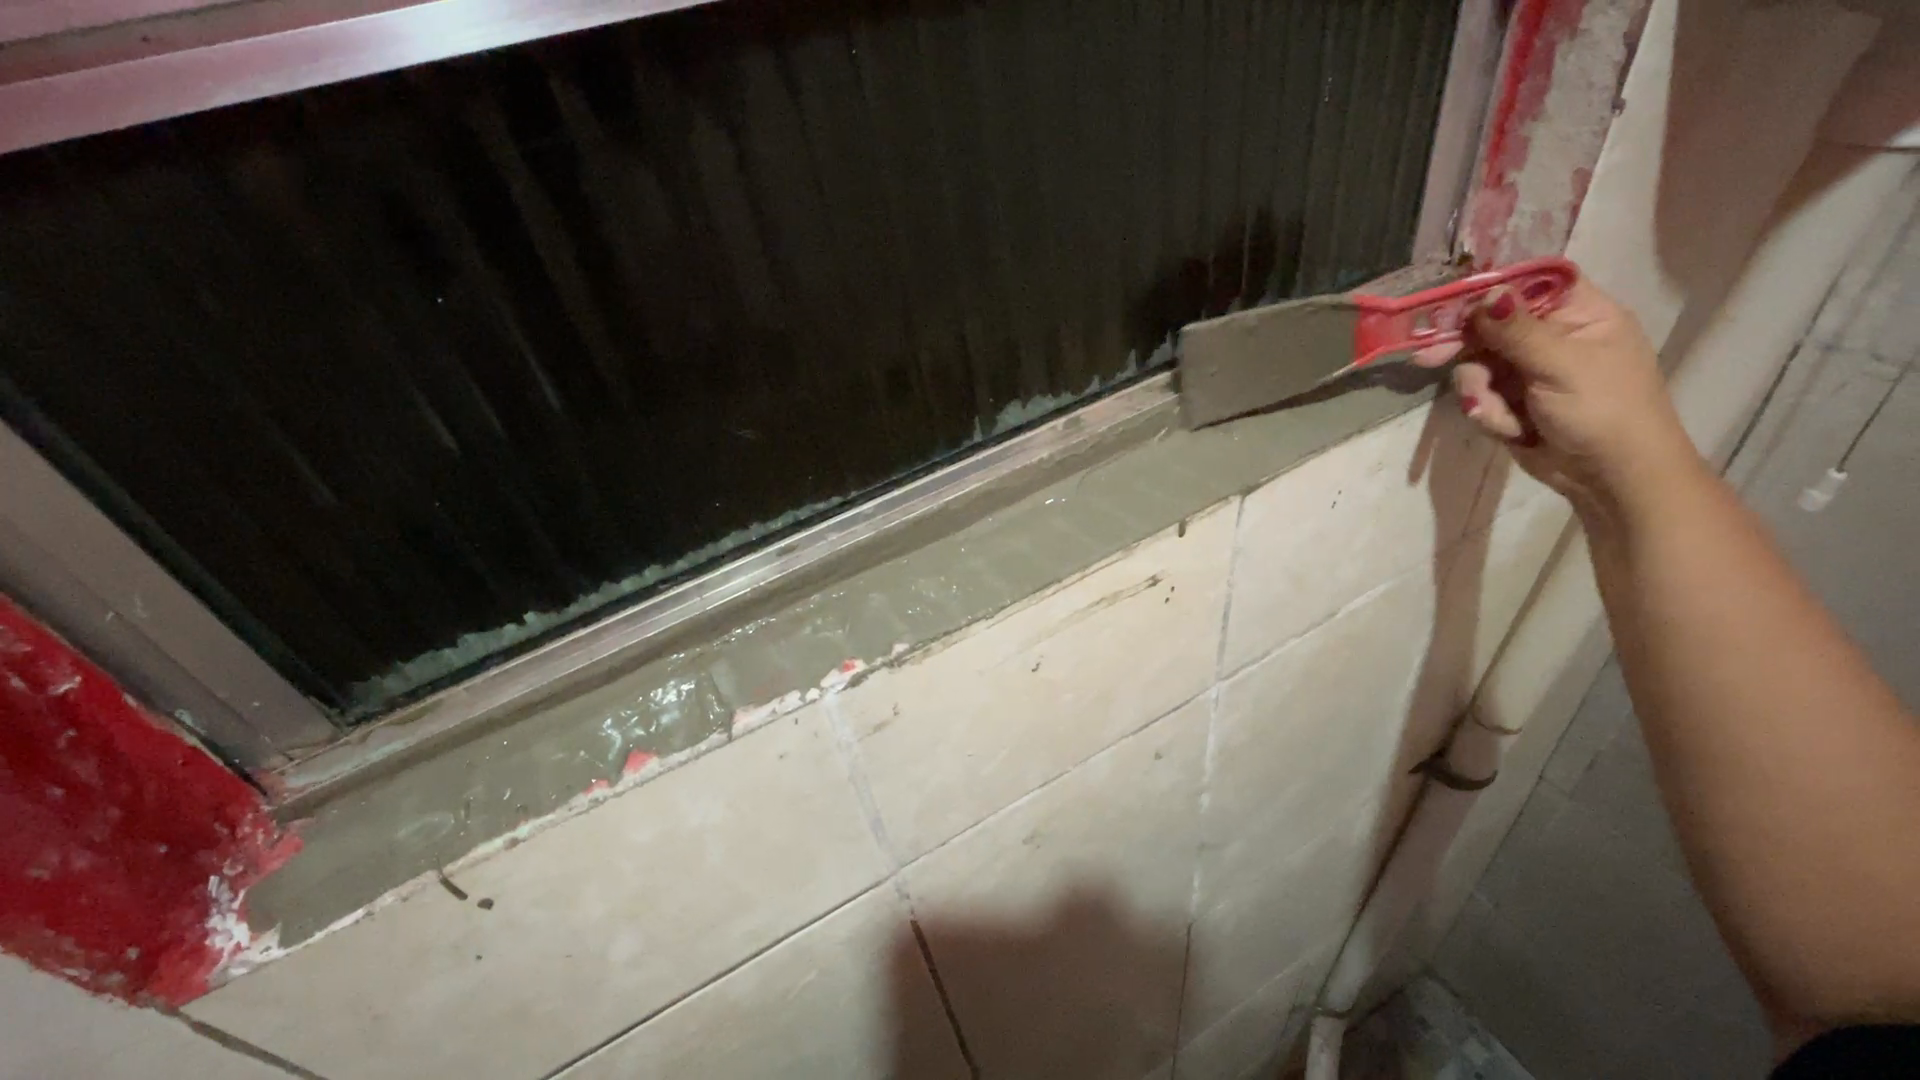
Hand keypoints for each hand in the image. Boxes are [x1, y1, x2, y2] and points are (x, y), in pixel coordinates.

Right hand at [1413, 273, 1698, 514]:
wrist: (1613, 478)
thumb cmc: (1604, 411)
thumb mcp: (1562, 366)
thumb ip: (1518, 331)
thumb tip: (1488, 294)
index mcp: (1580, 315)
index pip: (1529, 285)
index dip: (1490, 289)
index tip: (1451, 302)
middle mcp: (1551, 337)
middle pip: (1490, 325)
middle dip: (1465, 347)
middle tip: (1427, 358)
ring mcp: (1528, 371)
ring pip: (1477, 365)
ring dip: (1481, 392)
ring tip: (1497, 415)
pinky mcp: (1511, 401)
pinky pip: (1480, 396)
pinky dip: (1489, 414)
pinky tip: (1511, 430)